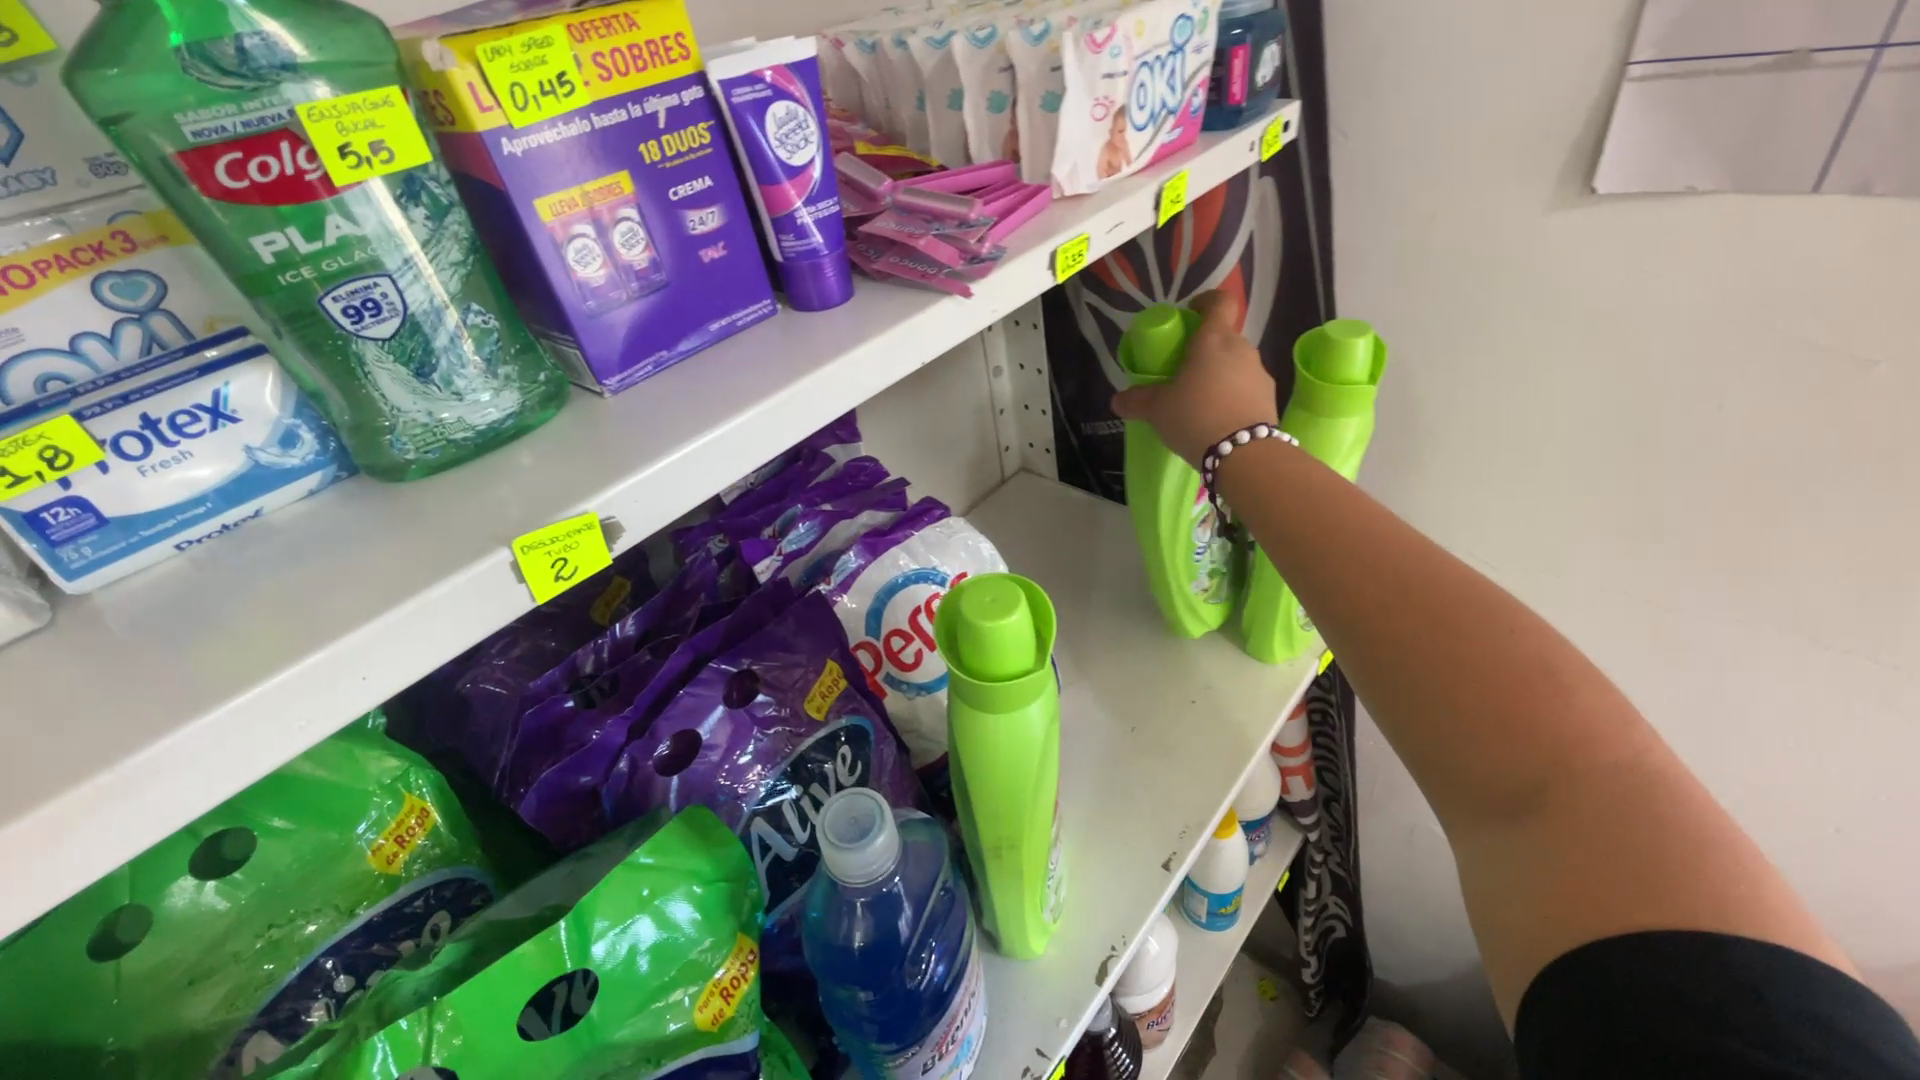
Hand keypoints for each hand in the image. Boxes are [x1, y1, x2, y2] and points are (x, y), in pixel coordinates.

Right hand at [1110, 290, 1278, 468]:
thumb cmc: (1195, 417)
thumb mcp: (1157, 409)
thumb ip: (1137, 401)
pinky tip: (1218, 420)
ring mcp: (1259, 374)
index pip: (1219, 302)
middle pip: (1224, 337)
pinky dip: (1233, 397)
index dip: (1206, 301)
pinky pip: (1246, 389)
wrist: (1245, 455)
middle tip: (1184, 371)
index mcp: (1213, 340)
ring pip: (1236, 364)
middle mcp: (1241, 349)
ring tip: (1200, 402)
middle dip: (1206, 349)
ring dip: (1220, 375)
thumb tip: (1118, 400)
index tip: (1191, 313)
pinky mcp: (1270, 399)